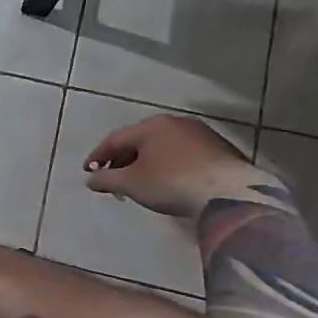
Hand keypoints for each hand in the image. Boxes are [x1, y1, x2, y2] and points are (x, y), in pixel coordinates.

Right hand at [83, 115, 278, 217]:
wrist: (229, 194)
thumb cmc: (169, 183)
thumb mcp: (128, 183)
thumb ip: (104, 179)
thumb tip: (92, 179)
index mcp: (151, 126)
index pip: (113, 140)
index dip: (97, 157)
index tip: (87, 172)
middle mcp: (176, 123)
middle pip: (139, 140)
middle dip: (122, 158)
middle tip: (111, 176)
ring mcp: (201, 133)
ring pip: (161, 146)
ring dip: (145, 161)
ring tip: (137, 180)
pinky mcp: (220, 147)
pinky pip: (181, 153)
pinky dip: (166, 163)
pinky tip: (164, 179)